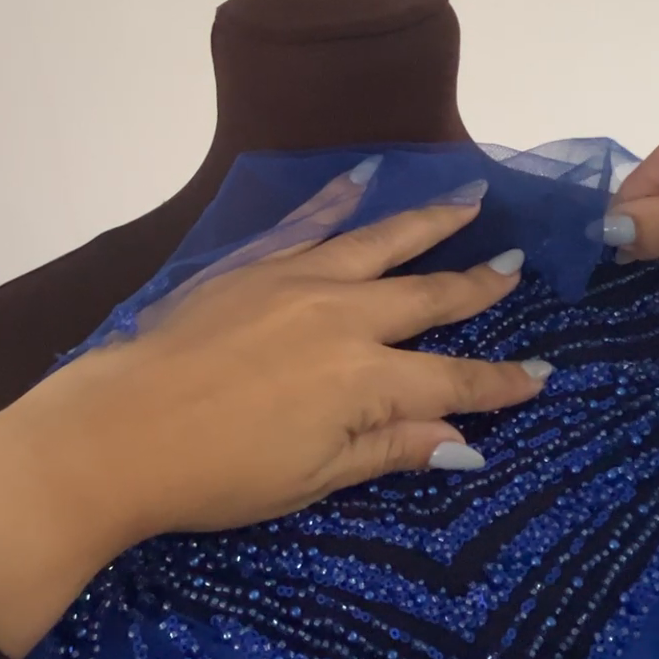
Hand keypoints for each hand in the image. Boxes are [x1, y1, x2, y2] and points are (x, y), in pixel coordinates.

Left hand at [0, 168, 549, 656]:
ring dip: (428, 222)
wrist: (118, 431)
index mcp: (363, 379)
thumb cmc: (216, 474)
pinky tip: (361, 178)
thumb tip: (464, 444)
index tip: (541, 375)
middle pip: (427, 298)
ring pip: (379, 242)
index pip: (452, 382)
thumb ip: (388, 448)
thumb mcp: (310, 480)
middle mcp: (343, 316)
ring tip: (469, 198)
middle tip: (514, 267)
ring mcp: (296, 280)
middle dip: (476, 287)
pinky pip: (307, 224)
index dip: (499, 384)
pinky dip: (337, 200)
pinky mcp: (252, 265)